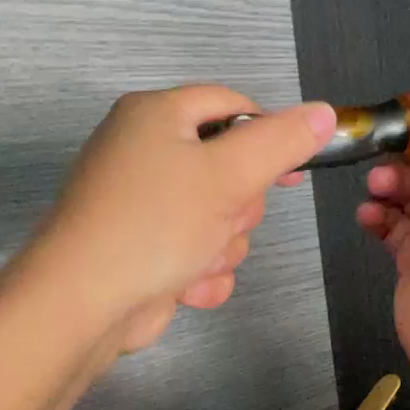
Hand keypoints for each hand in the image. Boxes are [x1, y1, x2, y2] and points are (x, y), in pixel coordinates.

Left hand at [20, 85, 335, 350]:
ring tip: (198, 260)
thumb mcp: (230, 174)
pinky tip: (186, 287)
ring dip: (223, 246)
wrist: (83, 304)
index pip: (234, 105)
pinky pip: (197, 250)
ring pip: (220, 215)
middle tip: (226, 218)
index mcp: (157, 115)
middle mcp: (145, 150)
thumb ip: (283, 141)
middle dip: (241, 205)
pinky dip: (201, 271)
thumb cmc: (156, 224)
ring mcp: (142, 203)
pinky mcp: (142, 247)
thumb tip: (325, 112)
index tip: (292, 170)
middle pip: (231, 166)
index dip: (270, 134)